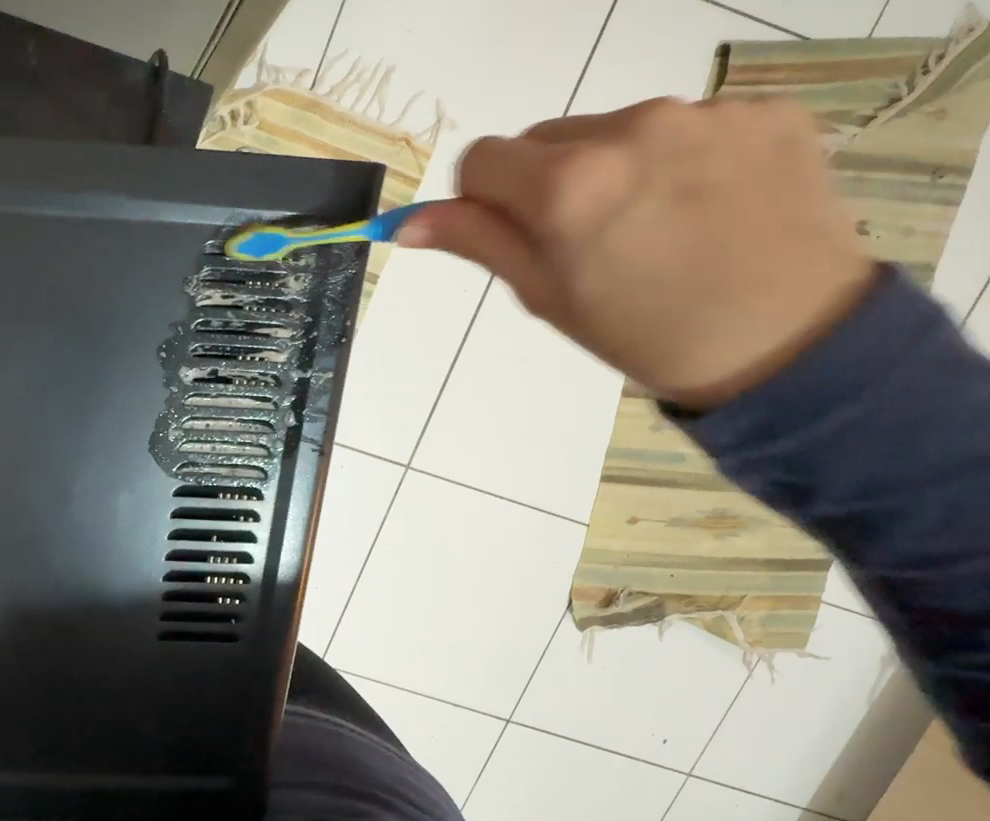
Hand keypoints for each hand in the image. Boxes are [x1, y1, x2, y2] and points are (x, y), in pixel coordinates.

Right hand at [396, 96, 874, 408]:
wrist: (786, 339)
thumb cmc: (644, 333)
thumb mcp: (544, 295)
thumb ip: (477, 242)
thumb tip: (408, 222)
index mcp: (566, 184)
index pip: (481, 159)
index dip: (484, 199)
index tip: (515, 234)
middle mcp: (631, 128)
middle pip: (546, 138)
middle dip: (548, 181)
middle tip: (587, 240)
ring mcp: (705, 113)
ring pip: (616, 128)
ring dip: (614, 167)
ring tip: (654, 226)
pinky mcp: (765, 109)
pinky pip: (687, 123)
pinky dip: (680, 158)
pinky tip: (704, 206)